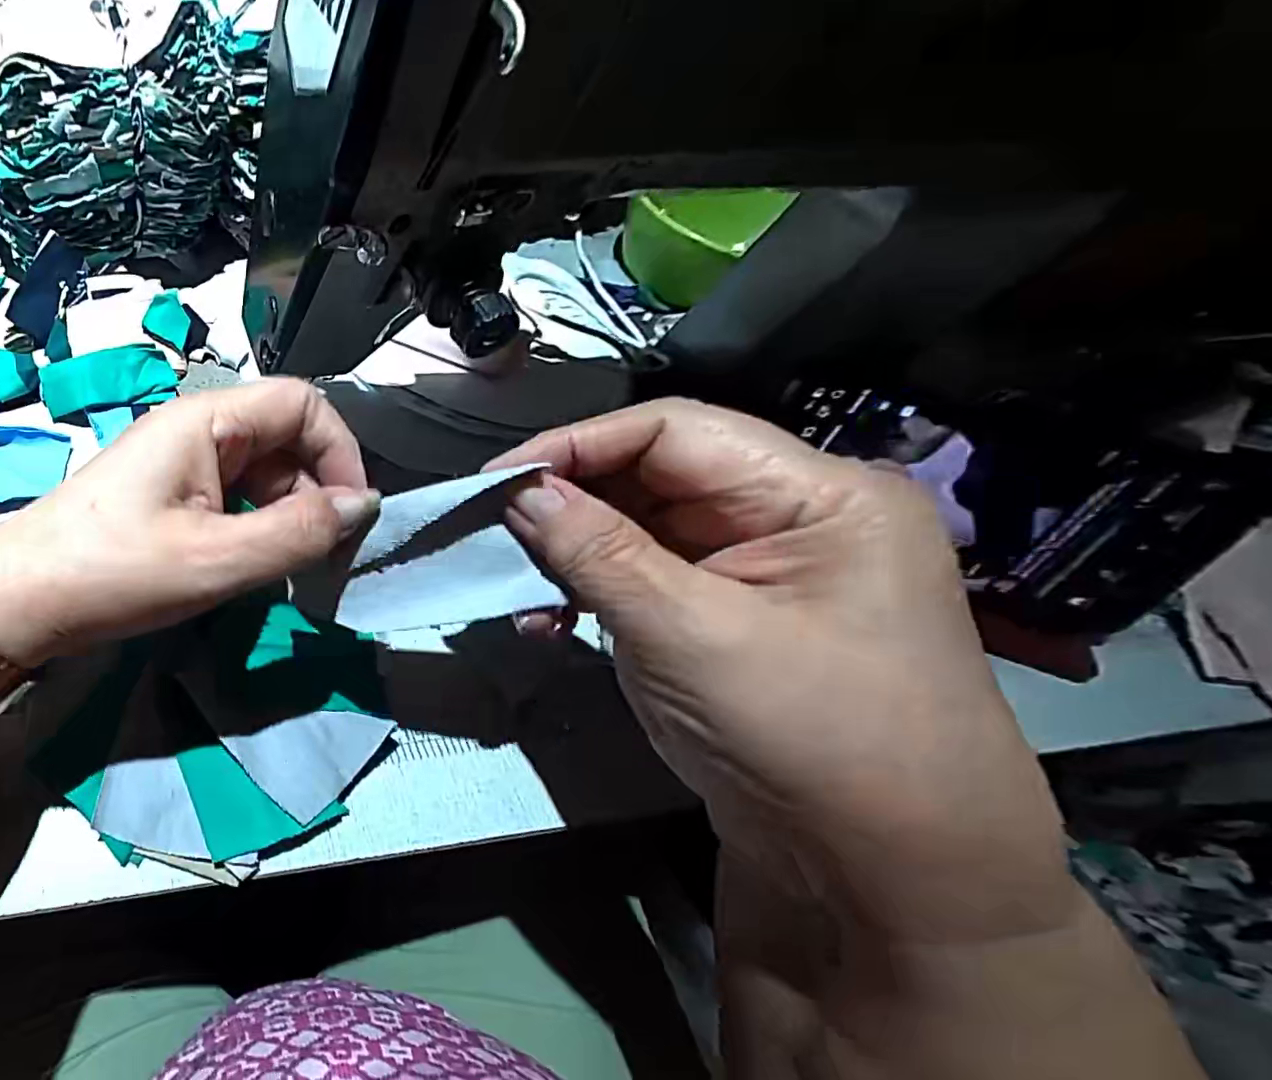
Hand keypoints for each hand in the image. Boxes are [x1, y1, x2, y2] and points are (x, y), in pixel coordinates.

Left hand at [0, 378, 375, 667]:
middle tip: (326, 556)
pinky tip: (257, 567)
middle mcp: (199, 429)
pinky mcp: (176, 495)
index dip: (339, 451)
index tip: (351, 513)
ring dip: (291, 518)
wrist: (20, 603)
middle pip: (288, 441)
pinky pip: (239, 499)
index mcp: (207, 421)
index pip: (302, 404)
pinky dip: (261, 529)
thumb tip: (364, 504)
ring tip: (292, 571)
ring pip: (266, 475)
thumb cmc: (115, 572)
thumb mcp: (217, 559)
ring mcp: (186, 463)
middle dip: (318, 493)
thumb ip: (298, 531)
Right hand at [488, 398, 1075, 940]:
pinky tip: (549, 621)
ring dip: (571, 554)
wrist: (880, 877)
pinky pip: (641, 580)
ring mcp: (751, 570)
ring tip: (517, 585)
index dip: (579, 444)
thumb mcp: (689, 633)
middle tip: (495, 529)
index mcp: (816, 495)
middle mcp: (787, 517)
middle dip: (569, 503)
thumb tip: (518, 491)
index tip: (500, 478)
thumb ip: (597, 552)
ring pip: (637, 530)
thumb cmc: (808, 737)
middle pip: (652, 477)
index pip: (674, 431)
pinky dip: (590, 594)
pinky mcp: (719, 616)